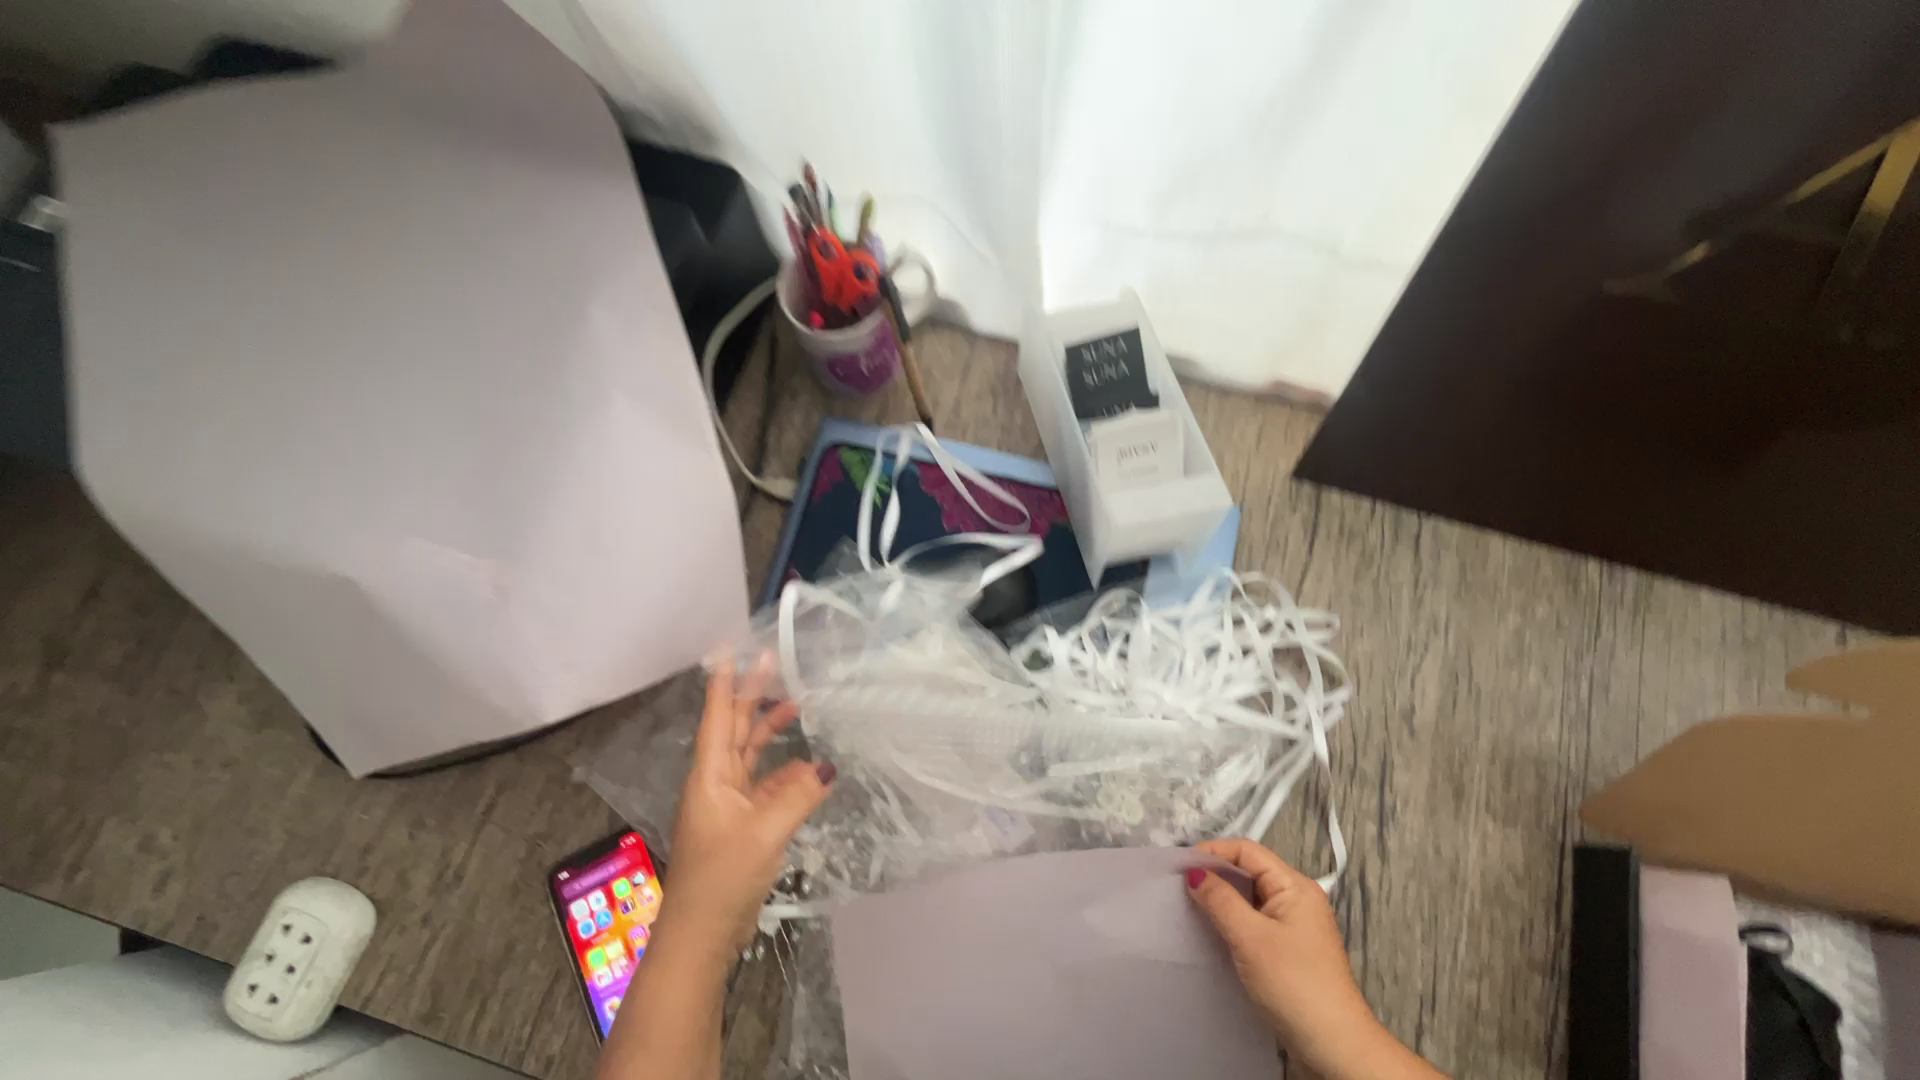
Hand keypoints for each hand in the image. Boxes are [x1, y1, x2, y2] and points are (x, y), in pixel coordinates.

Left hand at [657, 651, 834, 954]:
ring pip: (753, 755)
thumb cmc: (723, 876)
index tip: (728, 649)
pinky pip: (768, 787)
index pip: (720, 717)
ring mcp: (730, 804)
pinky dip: (787, 774)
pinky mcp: (744, 825)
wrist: (704, 933)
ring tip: (798, 705)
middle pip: (737, 729)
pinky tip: (810, 768)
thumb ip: (799, 795)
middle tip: (772, 661)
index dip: (725, 683)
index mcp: (711, 776)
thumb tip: (828, 766)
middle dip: (754, 696)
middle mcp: (718, 782)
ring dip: (772, 732)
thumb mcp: (766, 831)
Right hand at [1188, 839, 1445, 1079]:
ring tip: (1189, 907)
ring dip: (1221, 899)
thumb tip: (1193, 872)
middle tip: (1179, 886)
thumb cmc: (1293, 984)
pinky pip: (1253, 921)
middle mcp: (1297, 899)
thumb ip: (1220, 900)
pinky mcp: (1288, 950)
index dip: (1212, 852)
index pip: (1247, 851)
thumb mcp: (1250, 938)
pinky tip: (1212, 933)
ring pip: (1249, 898)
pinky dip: (1231, 921)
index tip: (1180, 867)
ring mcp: (1294, 926)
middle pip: (1248, 871)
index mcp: (1295, 886)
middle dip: (1214, 875)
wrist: (1334, 1047)